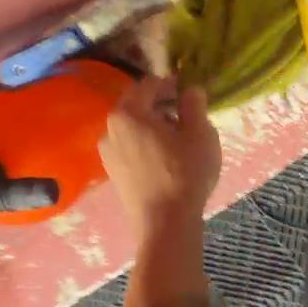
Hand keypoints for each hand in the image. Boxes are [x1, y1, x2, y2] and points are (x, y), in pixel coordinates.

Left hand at [98, 75, 222, 232]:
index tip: (189, 89)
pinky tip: (166, 157)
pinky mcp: (112, 172)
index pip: (148, 84)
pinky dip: (146, 142)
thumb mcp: (200, 134)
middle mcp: (110, 128)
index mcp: (128, 113)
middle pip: (136, 105)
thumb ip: (194, 105)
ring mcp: (107, 152)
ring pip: (133, 127)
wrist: (166, 223)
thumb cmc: (185, 173)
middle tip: (186, 112)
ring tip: (178, 137)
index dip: (170, 83)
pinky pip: (130, 146)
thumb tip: (190, 90)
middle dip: (160, 103)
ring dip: (153, 124)